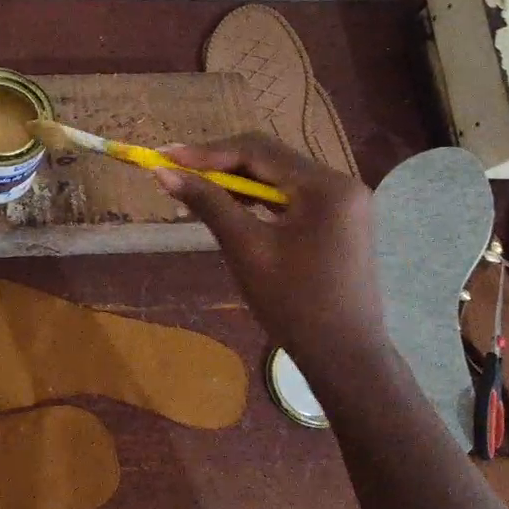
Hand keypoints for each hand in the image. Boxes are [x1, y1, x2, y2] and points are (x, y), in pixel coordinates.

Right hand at [156, 133, 383, 361]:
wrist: (344, 357)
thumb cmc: (294, 304)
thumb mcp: (246, 249)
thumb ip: (208, 203)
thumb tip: (163, 173)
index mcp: (326, 186)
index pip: (257, 151)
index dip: (206, 152)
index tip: (164, 157)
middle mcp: (340, 183)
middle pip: (268, 158)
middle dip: (218, 163)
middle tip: (174, 171)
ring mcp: (343, 202)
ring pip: (276, 176)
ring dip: (234, 180)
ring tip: (193, 189)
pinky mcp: (337, 220)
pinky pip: (288, 195)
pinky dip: (255, 198)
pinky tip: (228, 207)